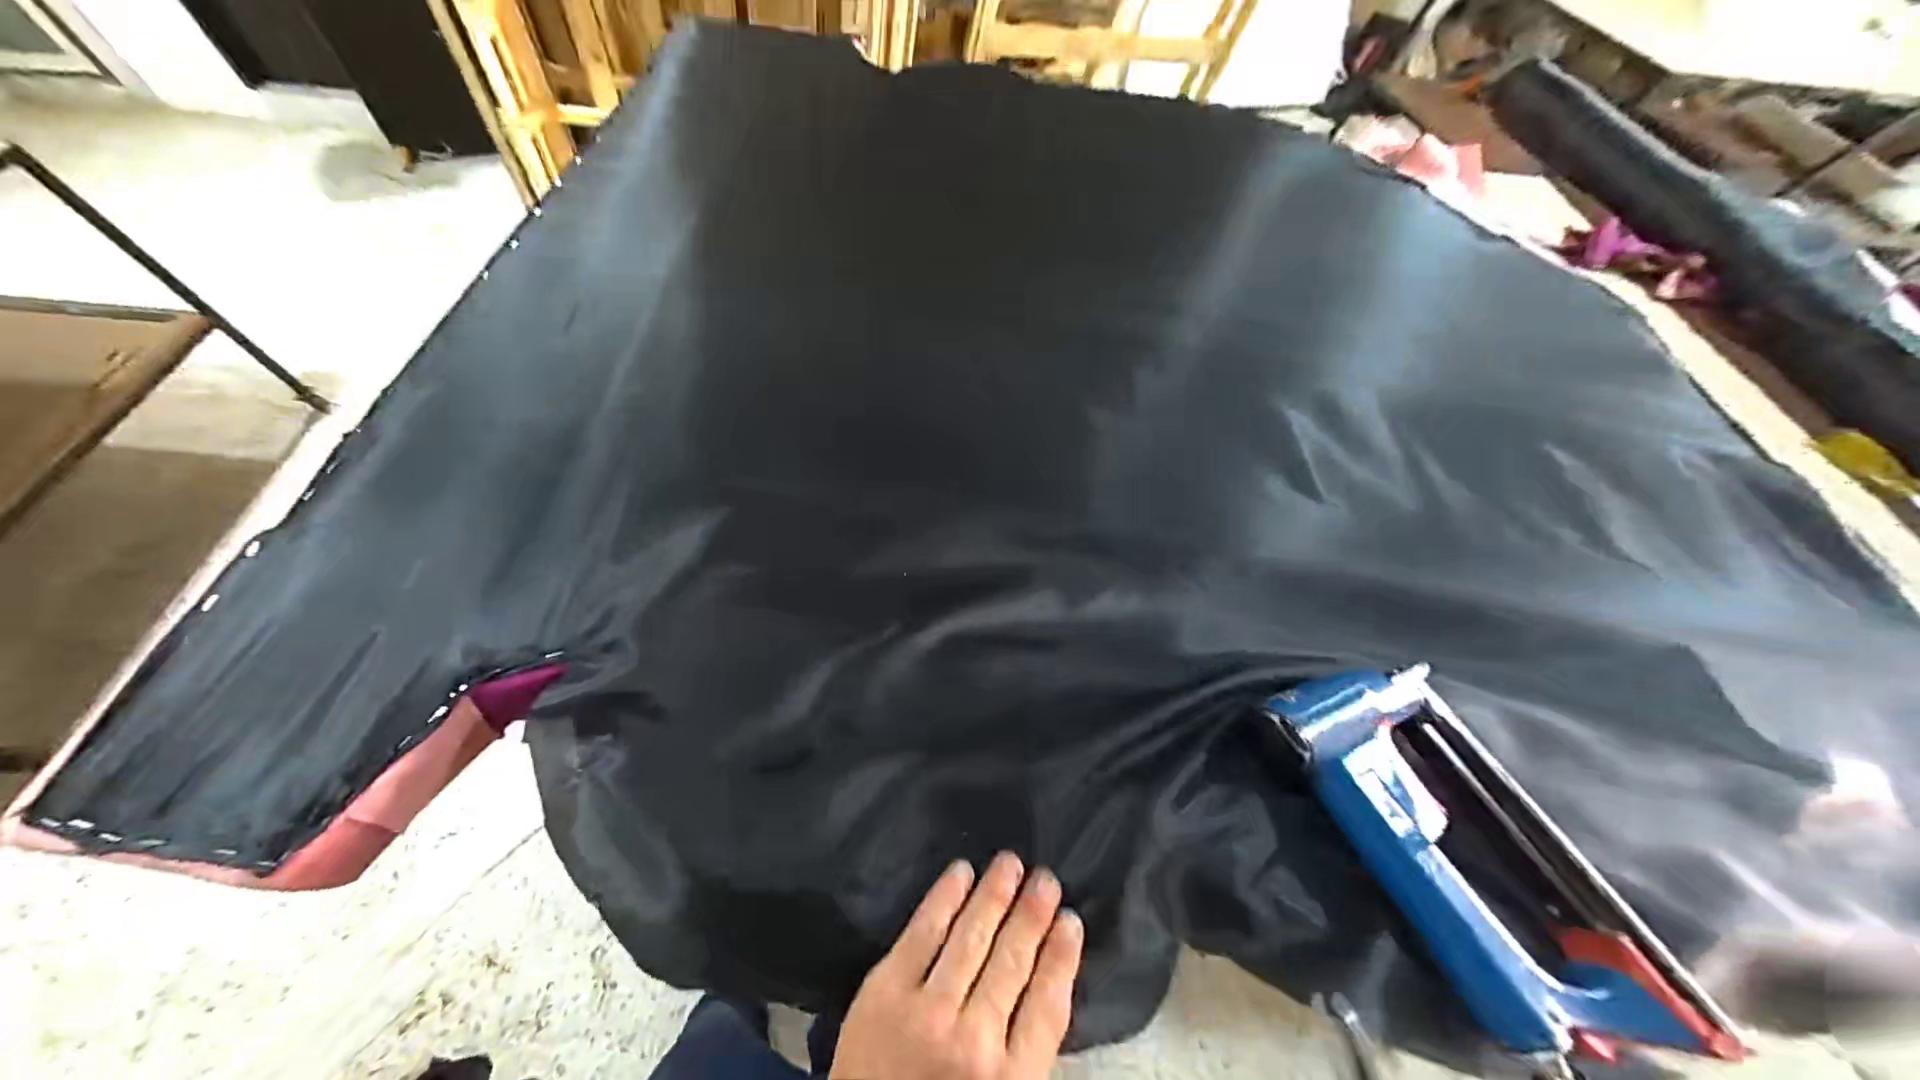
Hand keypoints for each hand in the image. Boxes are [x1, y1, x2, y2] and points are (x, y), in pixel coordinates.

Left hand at [830, 852, 1083, 1079]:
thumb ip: (1023, 1049)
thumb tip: (1046, 975)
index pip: (1048, 1003)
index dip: (1062, 956)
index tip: (1071, 920)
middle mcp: (975, 1042)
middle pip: (1012, 960)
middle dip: (1032, 913)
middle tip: (1046, 877)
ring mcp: (928, 1012)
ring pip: (971, 937)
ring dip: (994, 894)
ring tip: (1010, 863)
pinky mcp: (886, 991)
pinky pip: (923, 931)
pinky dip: (945, 897)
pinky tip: (961, 872)